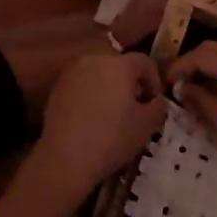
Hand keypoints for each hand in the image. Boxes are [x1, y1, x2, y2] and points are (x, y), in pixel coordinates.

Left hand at [29, 53, 167, 195]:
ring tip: (113, 112)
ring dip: (109, 86)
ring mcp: (73, 72)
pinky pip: (82, 83)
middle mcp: (95, 59)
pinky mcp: (58, 86)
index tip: (155, 101)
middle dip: (131, 82)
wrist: (66, 157)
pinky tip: (91, 117)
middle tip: (135, 106)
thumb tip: (156, 100)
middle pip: (120, 65)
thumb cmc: (112, 138)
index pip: (144, 62)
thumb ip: (158, 106)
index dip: (154, 80)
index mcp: (119, 64)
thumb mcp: (146, 125)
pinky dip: (90, 93)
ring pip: (99, 73)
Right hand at [165, 42, 216, 188]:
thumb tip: (182, 86)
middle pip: (214, 49)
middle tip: (177, 80)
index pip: (200, 55)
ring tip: (193, 85)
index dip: (180, 65)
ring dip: (208, 65)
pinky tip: (215, 91)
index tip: (164, 81)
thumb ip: (198, 98)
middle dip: (193, 60)